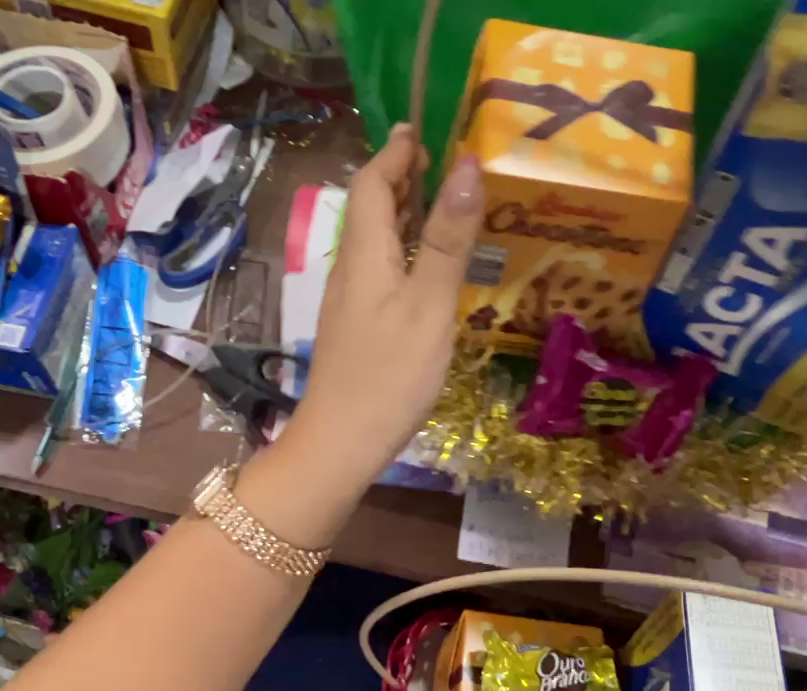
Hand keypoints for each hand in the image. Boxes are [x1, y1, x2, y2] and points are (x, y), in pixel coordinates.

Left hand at [282, 124, 485, 490]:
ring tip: (452, 210)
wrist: (341, 443)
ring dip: (408, 217)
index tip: (430, 130)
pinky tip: (432, 273)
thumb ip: (448, 239)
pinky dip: (406, 256)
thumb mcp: (429, 304)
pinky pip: (380, 273)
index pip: (372, 182)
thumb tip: (465, 165)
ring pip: (377, 243)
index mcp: (365, 253)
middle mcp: (349, 269)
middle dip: (406, 179)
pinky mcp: (355, 329)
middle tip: (453, 167)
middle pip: (372, 209)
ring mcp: (349, 302)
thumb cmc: (389, 375)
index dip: (397, 151)